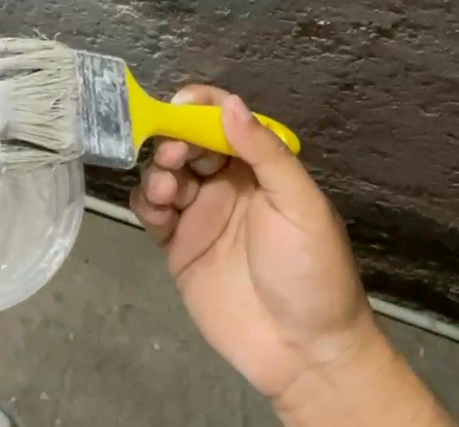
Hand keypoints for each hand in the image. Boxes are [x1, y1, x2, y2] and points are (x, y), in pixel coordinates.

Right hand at [130, 87, 376, 402]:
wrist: (304, 354)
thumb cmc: (312, 272)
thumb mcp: (300, 206)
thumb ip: (265, 153)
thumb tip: (229, 103)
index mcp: (259, 168)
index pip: (224, 120)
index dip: (201, 105)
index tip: (180, 103)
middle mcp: (226, 183)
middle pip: (186, 141)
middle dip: (172, 137)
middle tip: (173, 154)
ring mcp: (199, 214)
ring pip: (165, 172)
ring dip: (157, 169)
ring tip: (166, 189)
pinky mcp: (178, 245)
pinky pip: (152, 211)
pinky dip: (146, 201)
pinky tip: (156, 210)